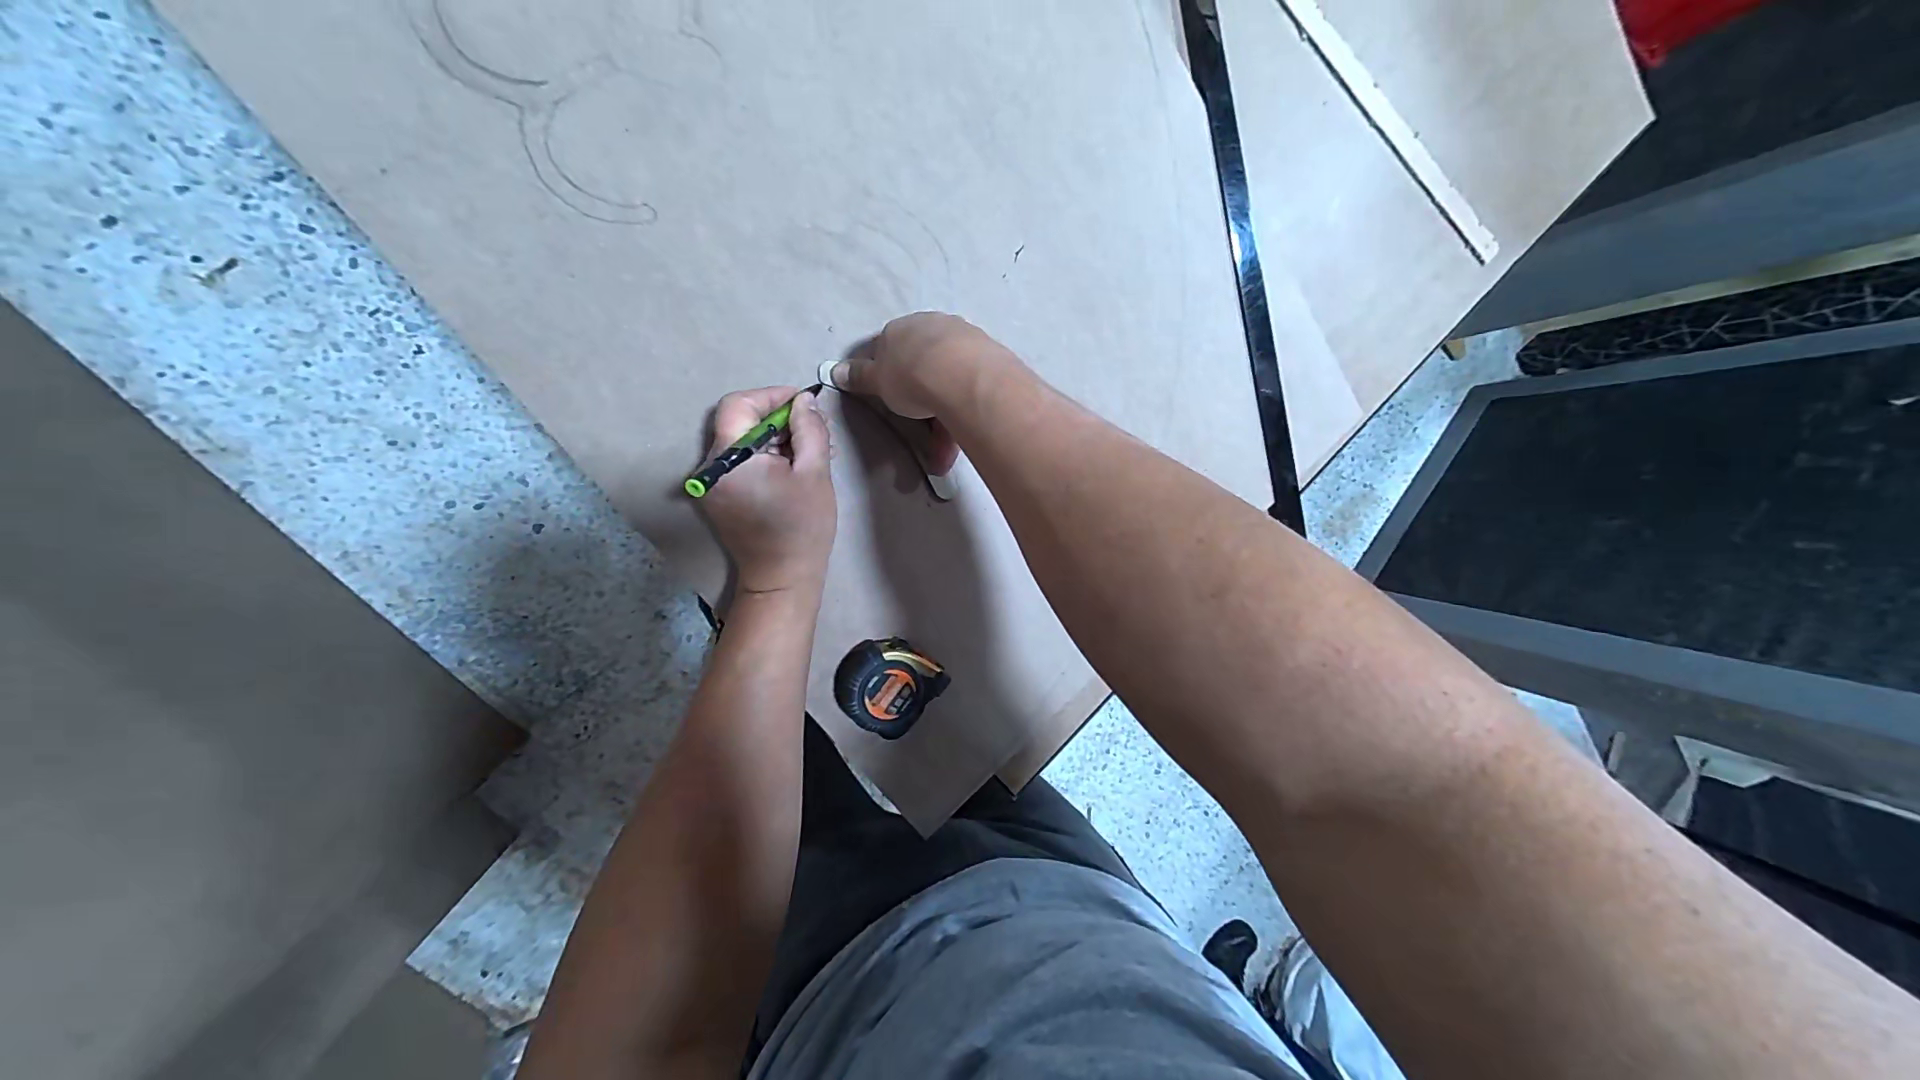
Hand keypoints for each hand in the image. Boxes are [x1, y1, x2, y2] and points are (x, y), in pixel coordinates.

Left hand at [698, 386, 835, 596]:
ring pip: (743, 443)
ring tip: (814, 448)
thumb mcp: (814, 472)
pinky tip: (797, 466)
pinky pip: (742, 463)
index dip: (771, 396)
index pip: (739, 405)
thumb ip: (809, 429)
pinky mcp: (720, 496)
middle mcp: (710, 466)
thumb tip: (804, 400)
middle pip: (740, 423)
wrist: (782, 578)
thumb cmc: (801, 527)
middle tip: (815, 426)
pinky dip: (768, 457)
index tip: (803, 403)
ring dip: (777, 439)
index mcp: (728, 458)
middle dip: (779, 419)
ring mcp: (712, 483)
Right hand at [832, 313, 1021, 476]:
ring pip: (948, 384)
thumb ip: (859, 377)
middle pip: (923, 369)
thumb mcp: (878, 381)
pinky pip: (969, 391)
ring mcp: (963, 340)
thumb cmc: (911, 376)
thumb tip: (835, 370)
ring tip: (943, 457)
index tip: (891, 400)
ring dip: (943, 422)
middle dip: (921, 406)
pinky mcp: (988, 359)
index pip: (888, 350)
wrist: (962, 376)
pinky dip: (962, 417)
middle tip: (922, 435)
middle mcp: (932, 328)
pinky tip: (961, 444)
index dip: (887, 377)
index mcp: (901, 329)